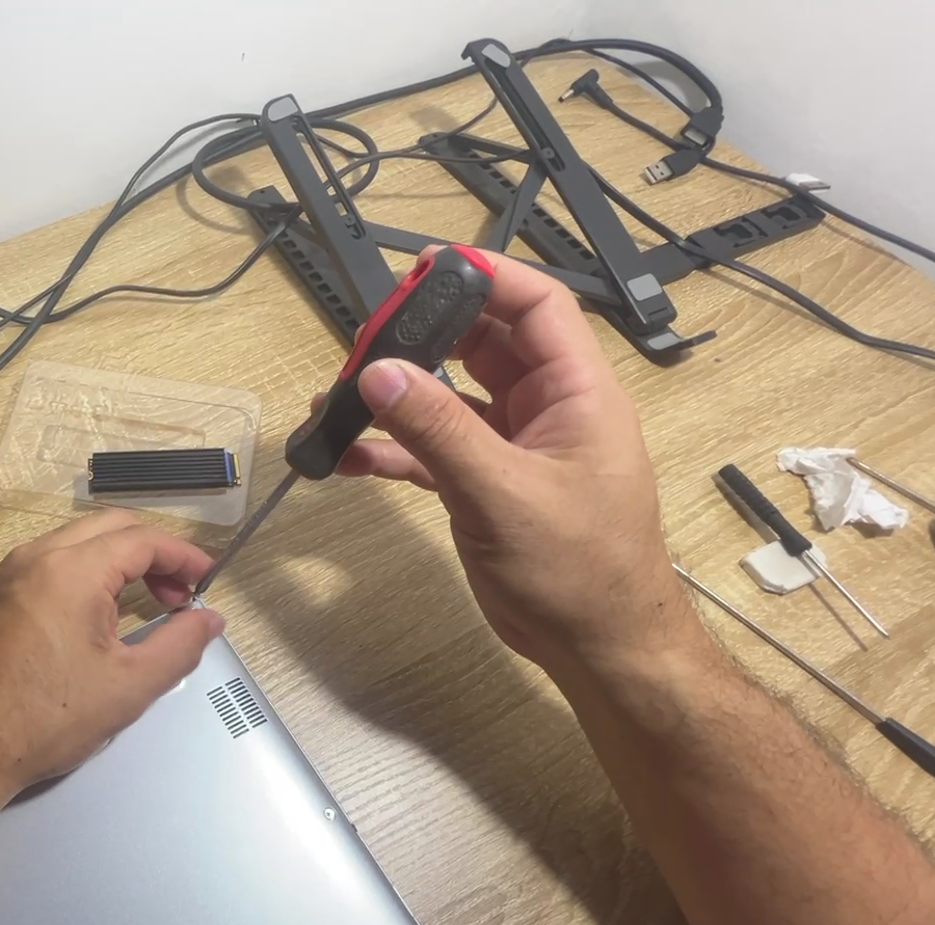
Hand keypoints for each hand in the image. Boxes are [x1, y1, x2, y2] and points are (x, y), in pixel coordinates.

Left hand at [0, 511, 225, 797]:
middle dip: (152, 553)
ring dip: (116, 562)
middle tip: (177, 595)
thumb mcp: (129, 687)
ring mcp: (5, 575)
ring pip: (75, 543)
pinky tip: (92, 617)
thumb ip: (180, 646)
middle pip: (109, 528)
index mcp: (71, 571)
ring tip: (141, 605)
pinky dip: (82, 574)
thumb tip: (209, 620)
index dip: (183, 555)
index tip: (206, 579)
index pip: (142, 539)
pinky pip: (46, 564)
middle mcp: (34, 558)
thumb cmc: (45, 720)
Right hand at [336, 249, 696, 676]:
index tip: (422, 269)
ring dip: (397, 398)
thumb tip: (378, 374)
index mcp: (574, 392)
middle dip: (423, 338)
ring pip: (446, 401)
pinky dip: (391, 451)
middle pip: (481, 347)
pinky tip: (348, 458)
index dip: (485, 277)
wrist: (593, 645)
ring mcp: (508, 447)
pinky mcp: (481, 484)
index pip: (536, 307)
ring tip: (340, 398)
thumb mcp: (503, 492)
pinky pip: (430, 451)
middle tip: (365, 340)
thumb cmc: (577, 568)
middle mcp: (542, 409)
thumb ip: (439, 430)